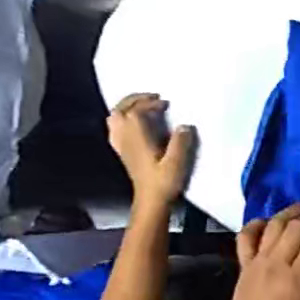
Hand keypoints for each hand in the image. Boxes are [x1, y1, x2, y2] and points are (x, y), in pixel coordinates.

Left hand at [109, 94, 196, 208]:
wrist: (150, 201)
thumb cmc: (163, 182)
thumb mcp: (177, 162)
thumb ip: (181, 142)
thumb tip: (185, 126)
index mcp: (136, 137)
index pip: (137, 110)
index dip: (150, 103)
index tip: (166, 103)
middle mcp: (125, 137)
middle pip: (120, 110)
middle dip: (135, 99)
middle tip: (153, 98)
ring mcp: (121, 145)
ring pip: (114, 118)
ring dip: (126, 108)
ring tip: (142, 107)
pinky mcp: (122, 152)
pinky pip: (115, 129)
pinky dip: (122, 120)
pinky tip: (133, 125)